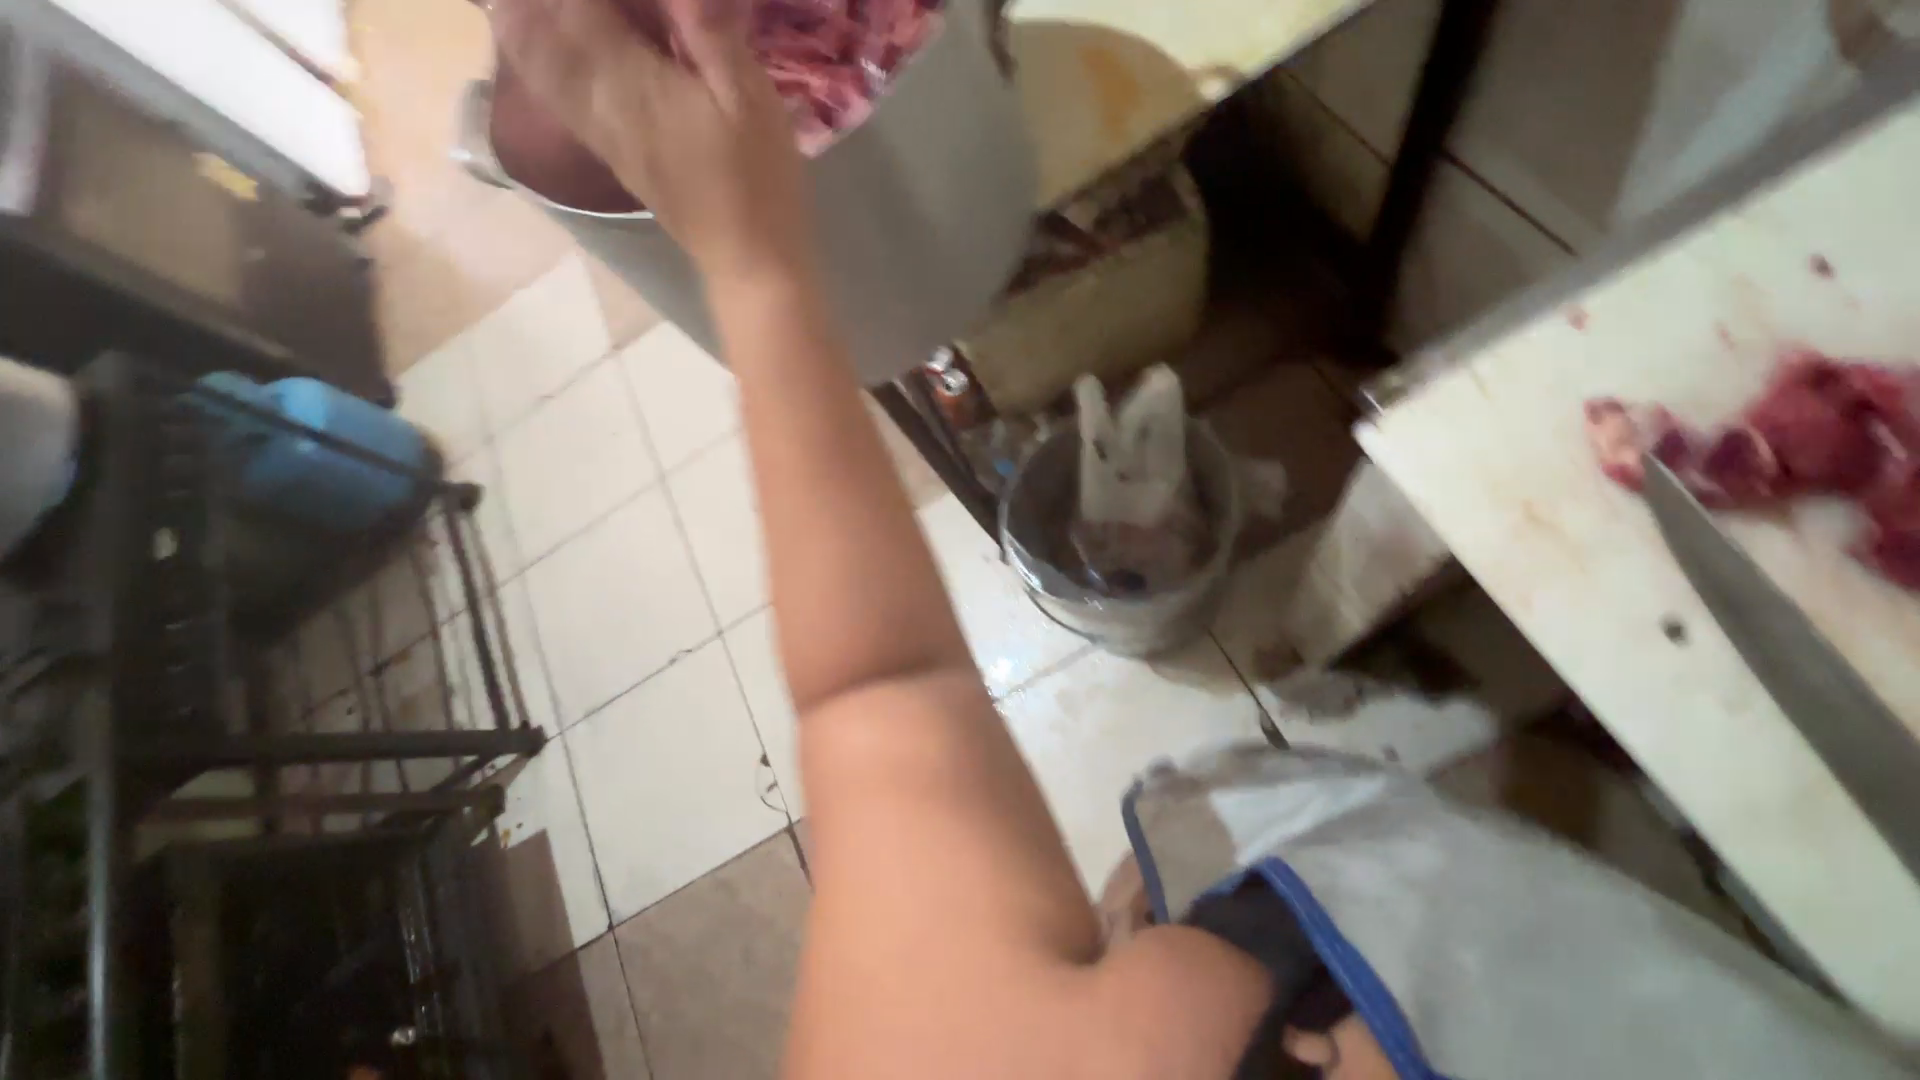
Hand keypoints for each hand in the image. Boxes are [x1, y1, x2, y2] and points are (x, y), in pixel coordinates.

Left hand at [492, 0, 814, 287]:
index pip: (576, 4)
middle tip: (551, 4)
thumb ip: (710, 28)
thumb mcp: (749, 97)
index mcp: (629, 77)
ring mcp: (601, 133)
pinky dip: (540, 62)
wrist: (748, 258)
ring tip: (520, 11)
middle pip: (536, 30)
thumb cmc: (757, 178)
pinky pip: (558, 97)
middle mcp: (598, 101)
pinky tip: (549, 49)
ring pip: (537, 66)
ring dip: (524, 25)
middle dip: (536, 5)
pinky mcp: (612, 155)